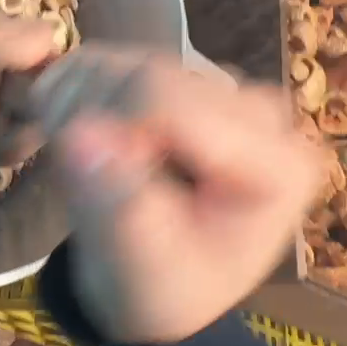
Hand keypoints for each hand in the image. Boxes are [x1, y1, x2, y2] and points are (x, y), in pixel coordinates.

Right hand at [37, 46, 318, 344]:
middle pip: (145, 74)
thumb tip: (79, 137)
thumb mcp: (146, 270)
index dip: (110, 128)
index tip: (90, 179)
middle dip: (91, 116)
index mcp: (277, 162)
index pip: (168, 100)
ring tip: (76, 162)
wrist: (153, 283)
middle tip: (74, 173)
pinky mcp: (170, 72)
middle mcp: (258, 111)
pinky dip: (69, 89)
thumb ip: (122, 207)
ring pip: (118, 61)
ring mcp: (212, 85)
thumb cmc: (161, 287)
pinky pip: (103, 58)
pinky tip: (75, 134)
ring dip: (73, 104)